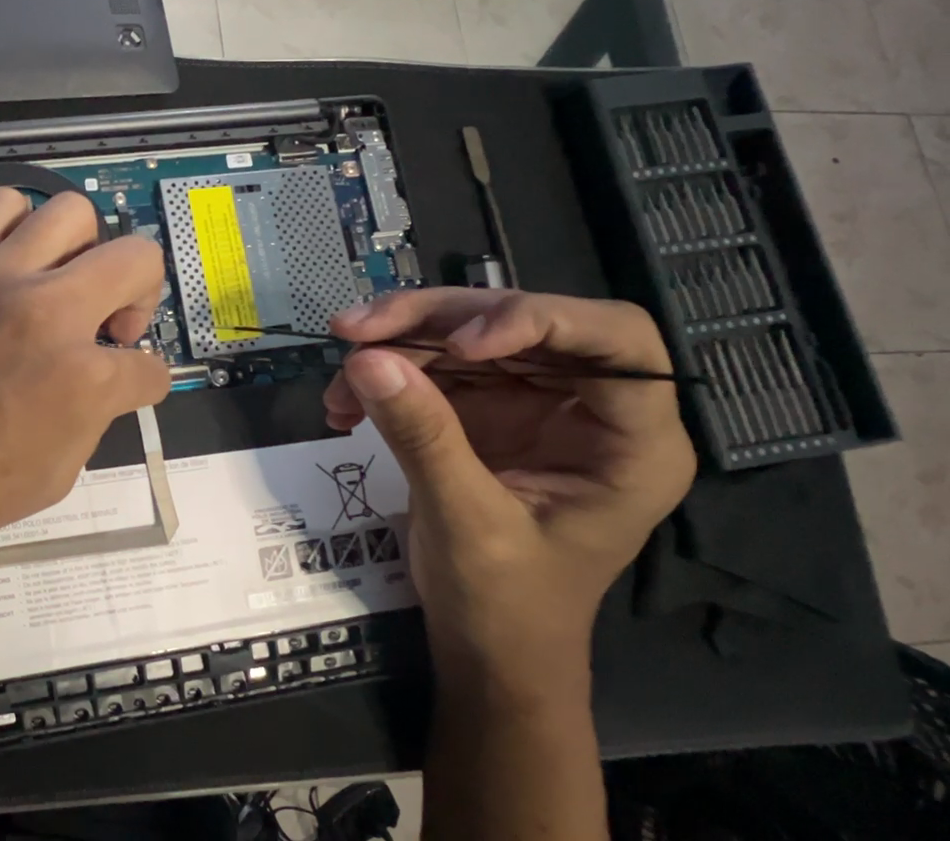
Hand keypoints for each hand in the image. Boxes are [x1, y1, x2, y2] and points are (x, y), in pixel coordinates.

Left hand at [0, 188, 171, 587]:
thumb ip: (92, 416)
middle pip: (137, 257)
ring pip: (71, 212)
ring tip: (57, 285)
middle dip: (139, 293)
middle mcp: (48, 310)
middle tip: (107, 324)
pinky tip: (8, 267)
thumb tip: (103, 383)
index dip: (144, 380)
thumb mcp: (51, 477)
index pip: (150, 365)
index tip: (128, 384)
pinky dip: (17, 227)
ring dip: (80, 250)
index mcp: (81, 379)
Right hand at [322, 289, 694, 696]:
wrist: (484, 651)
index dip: (539, 319)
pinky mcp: (484, 413)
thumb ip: (424, 436)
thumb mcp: (466, 522)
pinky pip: (435, 368)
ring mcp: (532, 405)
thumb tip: (366, 359)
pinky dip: (386, 374)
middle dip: (437, 320)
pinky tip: (344, 402)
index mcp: (629, 440)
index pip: (615, 339)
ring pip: (470, 335)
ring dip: (398, 343)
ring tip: (340, 370)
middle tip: (358, 329)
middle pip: (523, 324)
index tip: (459, 344)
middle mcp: (586, 407)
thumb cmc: (505, 604)